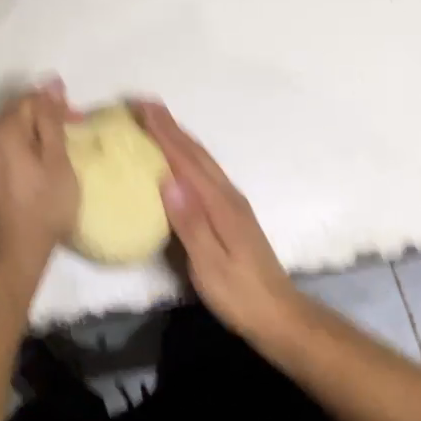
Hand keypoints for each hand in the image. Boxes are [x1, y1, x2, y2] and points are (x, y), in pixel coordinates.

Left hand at [0, 82, 79, 271]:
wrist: (16, 244)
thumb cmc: (45, 203)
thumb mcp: (57, 158)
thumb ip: (51, 118)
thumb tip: (50, 82)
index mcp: (3, 127)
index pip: (32, 98)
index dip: (57, 105)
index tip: (78, 122)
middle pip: (17, 108)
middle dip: (43, 114)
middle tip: (70, 130)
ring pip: (8, 123)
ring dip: (31, 127)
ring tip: (54, 143)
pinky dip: (17, 140)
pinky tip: (32, 154)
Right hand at [133, 100, 298, 340]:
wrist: (280, 317)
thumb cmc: (239, 295)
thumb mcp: (209, 264)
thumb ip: (189, 222)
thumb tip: (167, 180)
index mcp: (219, 204)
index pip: (184, 160)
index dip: (162, 132)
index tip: (139, 107)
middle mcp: (227, 196)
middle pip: (195, 153)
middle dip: (169, 126)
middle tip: (141, 104)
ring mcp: (232, 204)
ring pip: (202, 160)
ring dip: (178, 137)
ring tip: (156, 121)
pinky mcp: (231, 214)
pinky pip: (204, 173)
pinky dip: (187, 156)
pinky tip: (178, 160)